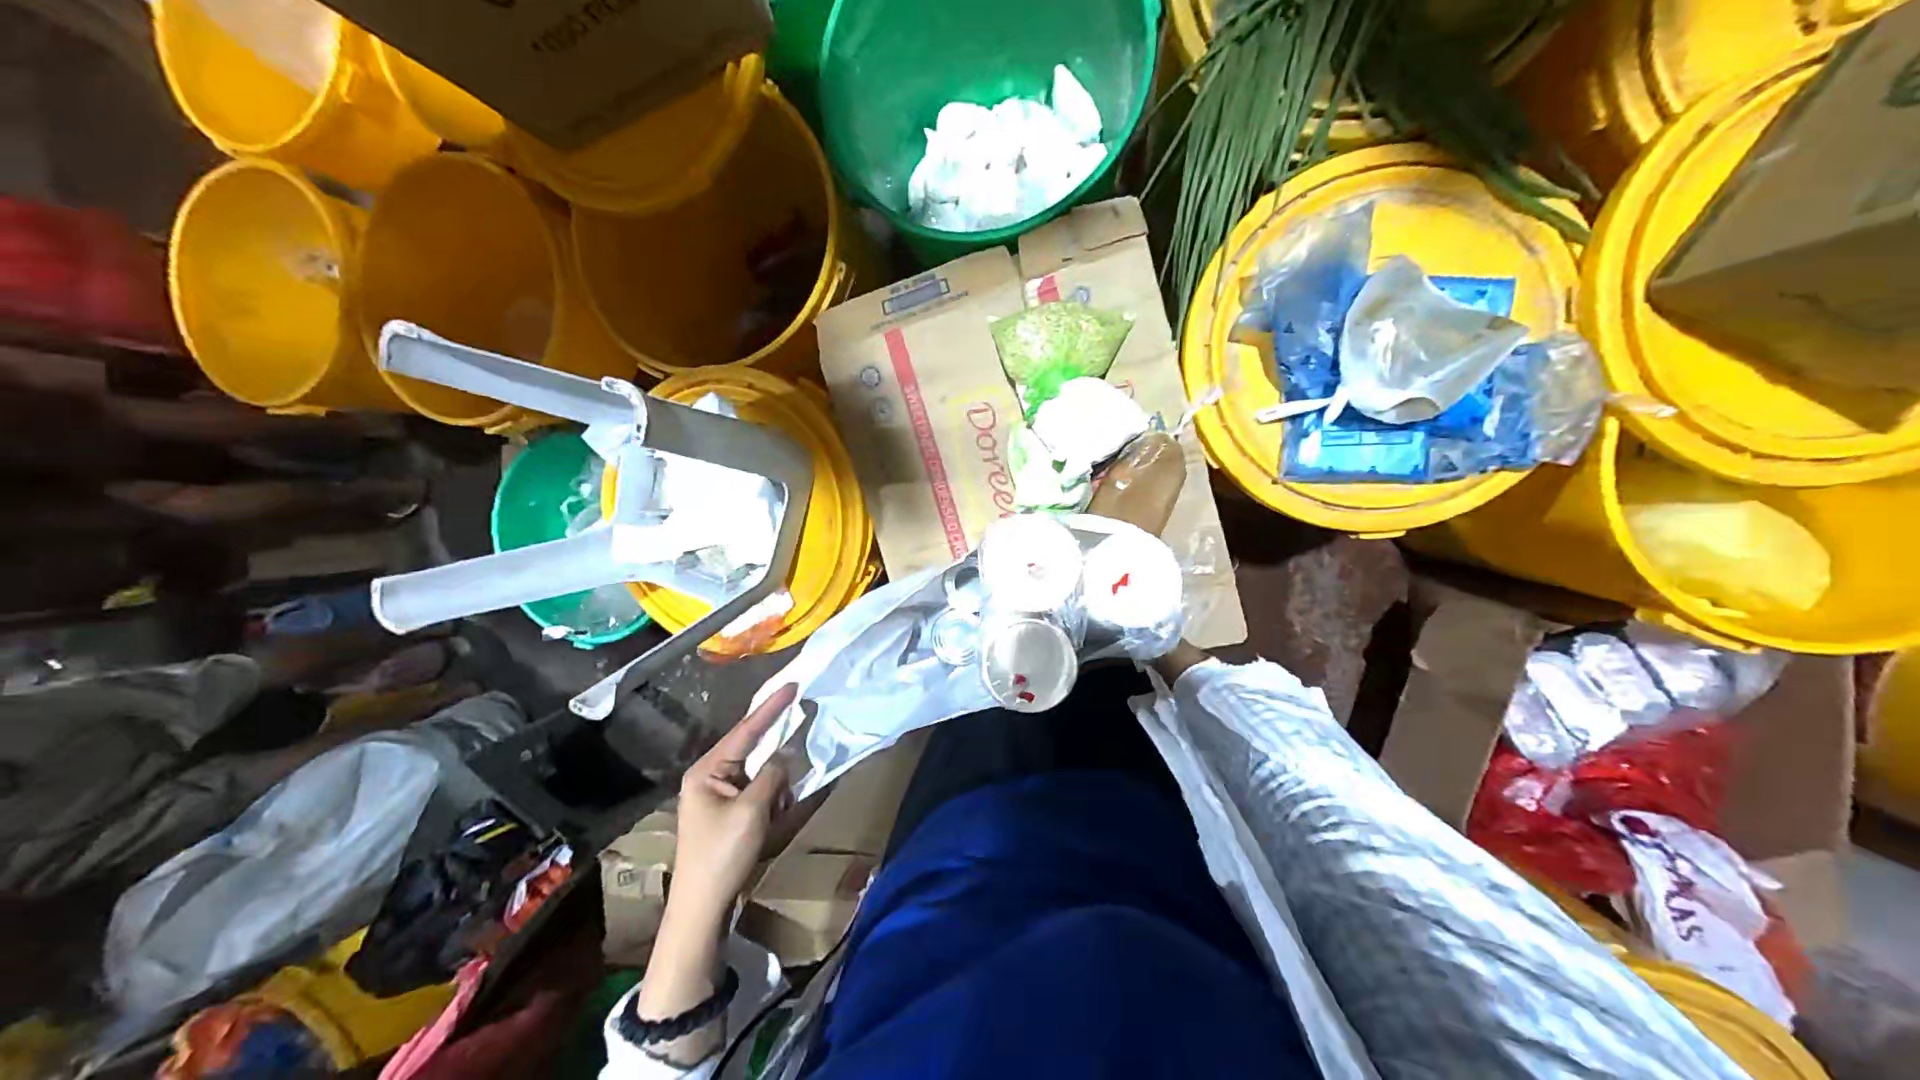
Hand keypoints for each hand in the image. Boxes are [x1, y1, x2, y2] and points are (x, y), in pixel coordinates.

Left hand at [667, 683, 799, 922]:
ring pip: (760, 773)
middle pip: (753, 751)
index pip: (745, 731)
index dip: (771, 708)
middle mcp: (708, 777)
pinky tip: (774, 820)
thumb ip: (773, 774)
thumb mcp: (752, 810)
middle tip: (792, 764)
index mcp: (706, 770)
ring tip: (776, 813)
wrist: (702, 907)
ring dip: (776, 787)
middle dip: (777, 761)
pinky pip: (757, 793)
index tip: (793, 685)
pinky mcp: (727, 814)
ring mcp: (717, 796)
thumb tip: (788, 752)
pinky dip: (771, 801)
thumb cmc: (722, 854)